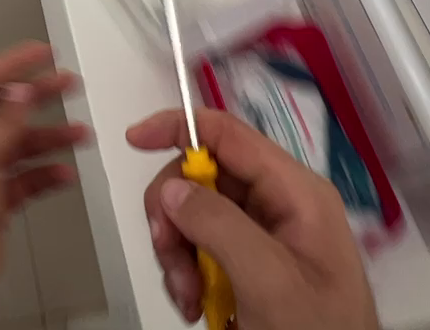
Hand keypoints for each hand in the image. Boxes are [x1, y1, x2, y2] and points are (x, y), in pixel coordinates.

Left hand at [0, 42, 91, 329]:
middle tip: (70, 84)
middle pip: (6, 110)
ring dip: (49, 138)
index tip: (42, 51)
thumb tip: (22, 90)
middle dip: (38, 98)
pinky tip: (64, 172)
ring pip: (20, 144)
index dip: (14, 64)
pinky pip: (25, 177)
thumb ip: (3, 122)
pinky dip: (45, 174)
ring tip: (81, 132)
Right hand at [126, 107, 378, 329]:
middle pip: (201, 175)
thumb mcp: (269, 281)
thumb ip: (219, 225)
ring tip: (187, 295)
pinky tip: (196, 303)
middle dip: (174, 213)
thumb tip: (172, 189)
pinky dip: (185, 271)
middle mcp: (278, 202)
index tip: (134, 140)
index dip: (177, 127)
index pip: (226, 133)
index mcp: (294, 191)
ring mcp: (262, 234)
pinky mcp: (248, 263)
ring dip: (177, 251)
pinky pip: (198, 245)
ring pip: (193, 211)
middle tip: (169, 255)